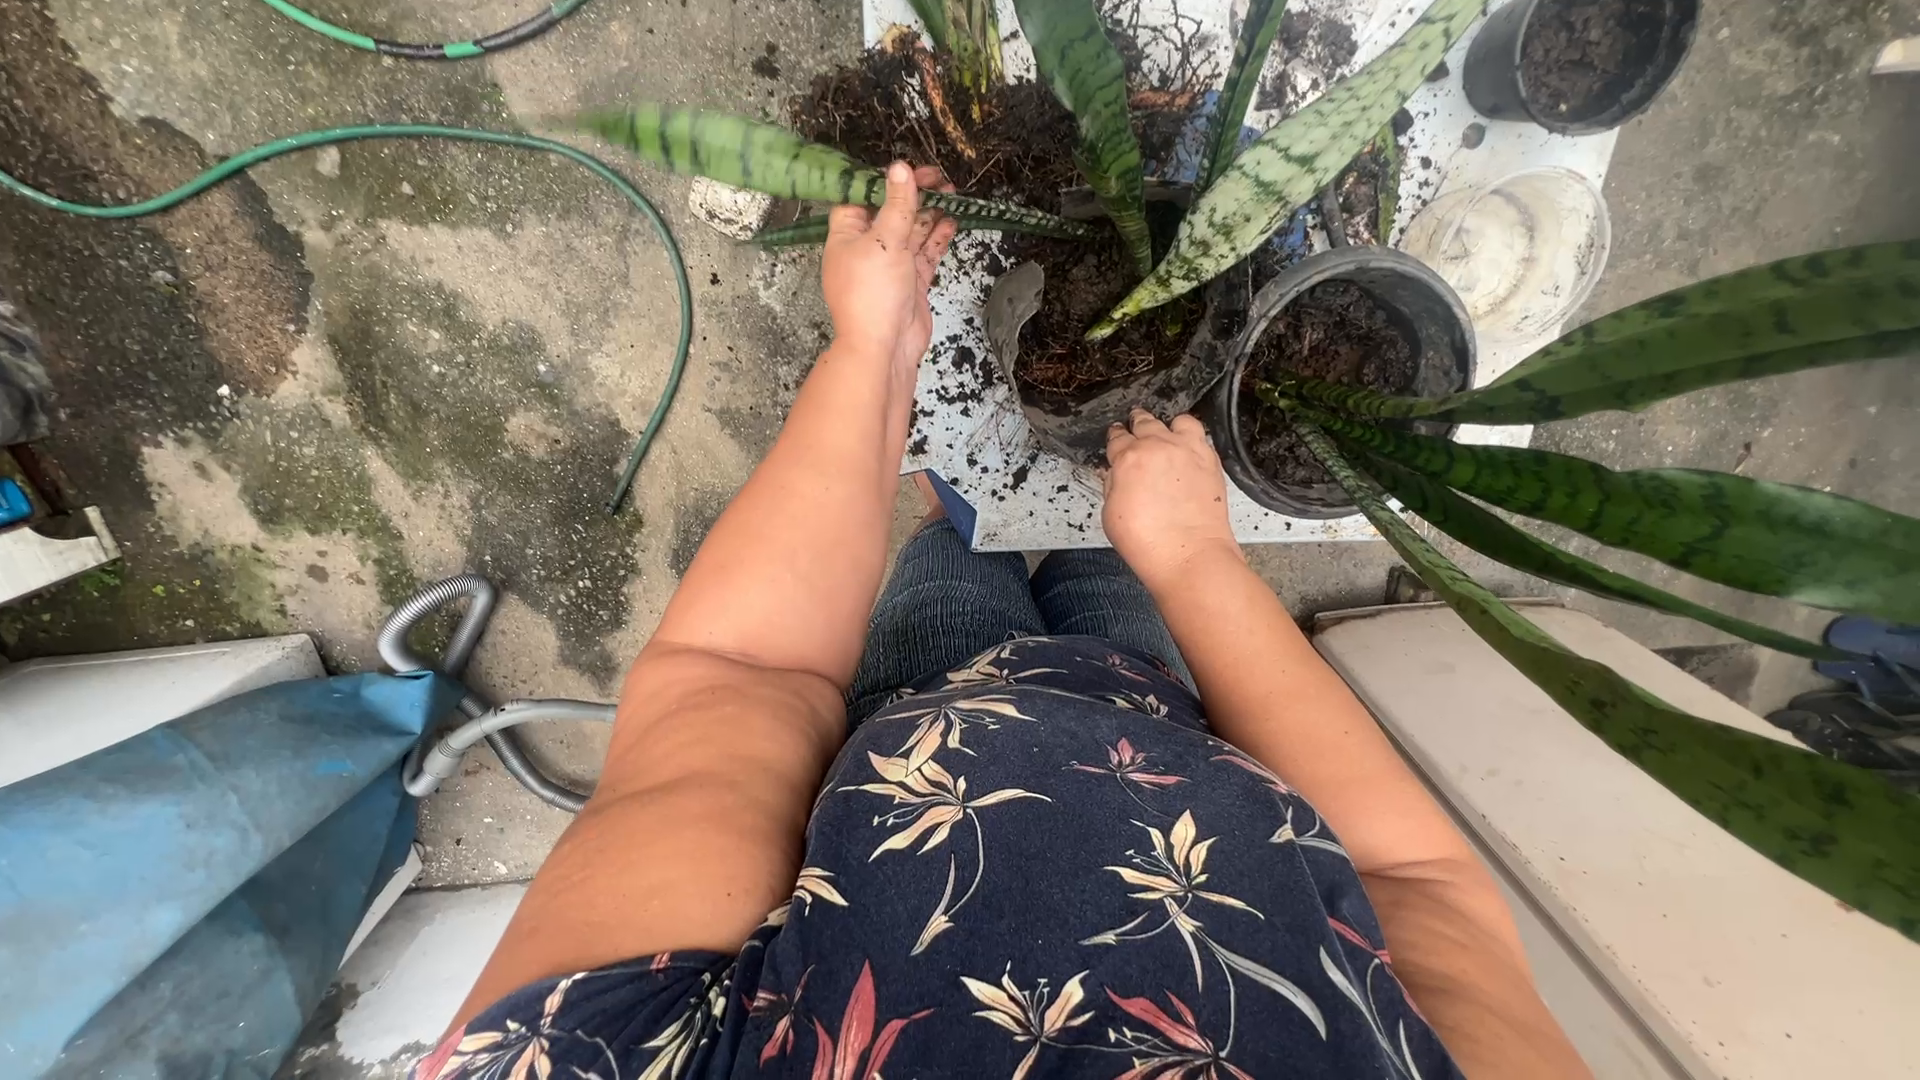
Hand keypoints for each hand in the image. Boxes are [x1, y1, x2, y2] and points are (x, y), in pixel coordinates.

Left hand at [821, 161, 957, 371]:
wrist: (884, 347)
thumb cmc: (872, 296)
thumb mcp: (884, 240)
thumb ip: (897, 205)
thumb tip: (900, 170)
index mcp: (847, 236)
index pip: (864, 198)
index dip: (886, 182)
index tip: (910, 171)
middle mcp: (867, 250)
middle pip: (891, 213)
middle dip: (915, 196)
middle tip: (939, 180)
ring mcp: (890, 268)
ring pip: (912, 233)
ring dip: (930, 214)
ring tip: (951, 196)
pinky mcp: (910, 283)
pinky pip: (925, 255)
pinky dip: (937, 239)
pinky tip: (950, 223)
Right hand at [1103, 409, 1242, 591]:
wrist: (1188, 554)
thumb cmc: (1148, 542)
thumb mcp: (1110, 514)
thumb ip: (1111, 485)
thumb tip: (1113, 473)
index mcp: (1127, 459)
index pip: (1117, 438)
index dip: (1114, 438)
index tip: (1115, 438)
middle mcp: (1158, 447)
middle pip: (1144, 422)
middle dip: (1137, 423)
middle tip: (1135, 425)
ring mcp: (1187, 450)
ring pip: (1176, 421)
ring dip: (1167, 425)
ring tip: (1165, 432)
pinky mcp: (1210, 460)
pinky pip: (1201, 434)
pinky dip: (1191, 436)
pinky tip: (1187, 447)